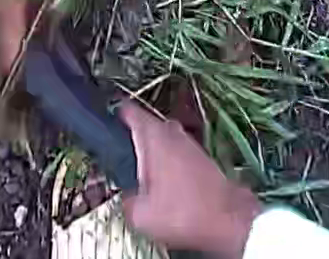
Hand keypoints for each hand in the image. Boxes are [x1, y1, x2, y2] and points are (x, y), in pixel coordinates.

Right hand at [117, 102, 262, 257]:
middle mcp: (170, 128)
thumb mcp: (142, 214)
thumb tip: (124, 195)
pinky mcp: (198, 152)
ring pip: (159, 137)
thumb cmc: (183, 210)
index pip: (128, 110)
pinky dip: (164, 159)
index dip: (112, 112)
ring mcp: (186, 139)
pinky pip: (173, 148)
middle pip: (143, 124)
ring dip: (149, 151)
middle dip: (131, 139)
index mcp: (153, 134)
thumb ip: (125, 200)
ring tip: (140, 176)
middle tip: (119, 159)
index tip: (102, 121)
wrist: (226, 217)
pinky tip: (162, 183)